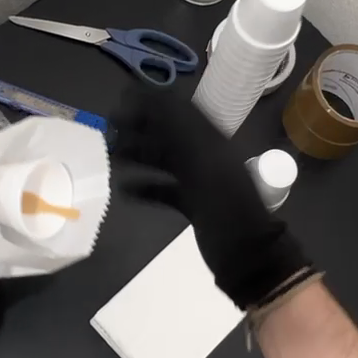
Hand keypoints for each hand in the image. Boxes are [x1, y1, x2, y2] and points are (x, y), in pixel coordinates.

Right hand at [113, 89, 312, 309]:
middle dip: (140, 127)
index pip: (180, 112)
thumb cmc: (229, 212)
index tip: (122, 99)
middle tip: (109, 127)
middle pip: (170, 134)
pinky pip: (167, 189)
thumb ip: (182, 136)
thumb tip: (156, 103)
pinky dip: (147, 187)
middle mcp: (207, 156)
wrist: (248, 258)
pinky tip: (125, 189)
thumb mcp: (206, 169)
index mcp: (213, 143)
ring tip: (112, 154)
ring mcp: (201, 181)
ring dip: (140, 154)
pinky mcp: (195, 204)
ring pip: (166, 160)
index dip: (152, 103)